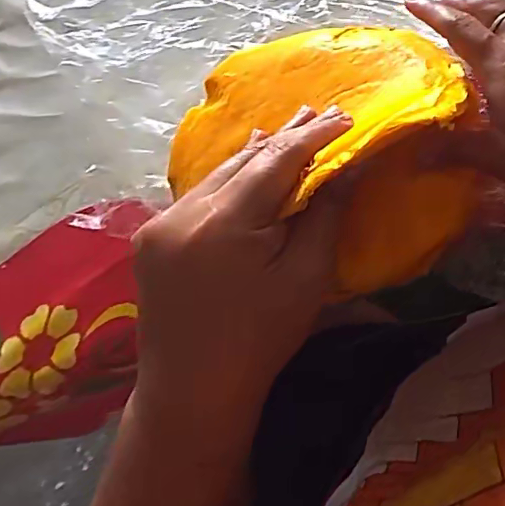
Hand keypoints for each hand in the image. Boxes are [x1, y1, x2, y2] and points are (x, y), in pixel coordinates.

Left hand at [128, 106, 356, 439]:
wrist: (192, 394)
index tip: (346, 118)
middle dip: (289, 135)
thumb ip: (326, 211)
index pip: (276, 160)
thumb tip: (350, 163)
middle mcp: (183, 214)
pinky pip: (205, 190)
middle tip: (325, 112)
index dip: (313, 136)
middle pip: (247, 159)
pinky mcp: (154, 236)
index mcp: (222, 224)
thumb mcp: (306, 274)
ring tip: (297, 123)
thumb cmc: (261, 336)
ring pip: (224, 171)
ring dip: (263, 151)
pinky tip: (254, 154)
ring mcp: (161, 224)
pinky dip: (237, 172)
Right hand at [405, 0, 504, 199]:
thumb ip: (455, 149)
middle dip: (464, 2)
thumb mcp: (497, 155)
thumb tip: (414, 155)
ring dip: (501, 1)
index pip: (459, 28)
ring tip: (486, 4)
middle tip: (444, 3)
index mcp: (499, 62)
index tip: (412, 1)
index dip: (434, 12)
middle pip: (491, 9)